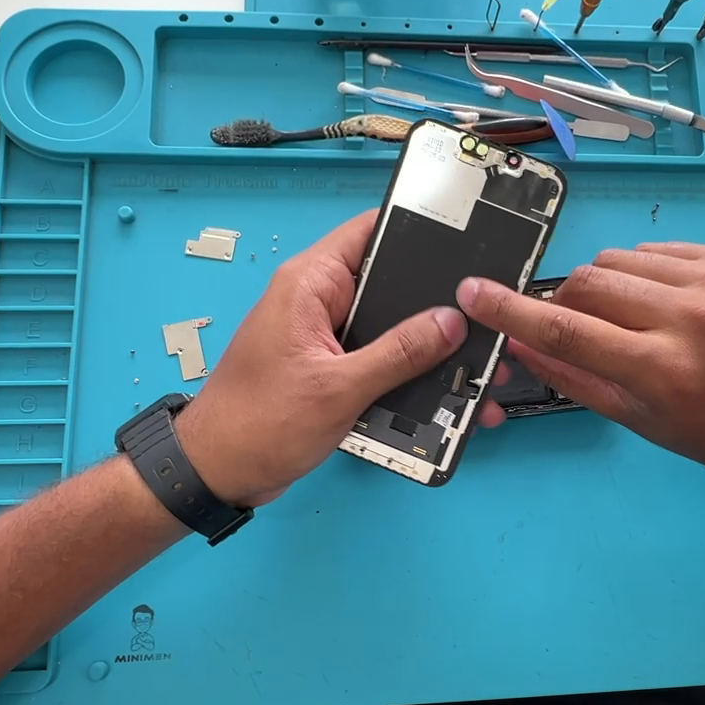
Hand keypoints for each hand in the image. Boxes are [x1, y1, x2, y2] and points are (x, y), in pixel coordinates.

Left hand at [175, 210, 504, 506]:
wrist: (220, 472)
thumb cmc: (260, 424)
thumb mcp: (339, 387)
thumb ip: (399, 353)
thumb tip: (450, 322)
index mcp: (310, 283)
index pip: (370, 231)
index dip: (419, 231)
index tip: (467, 245)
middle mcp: (318, 300)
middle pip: (388, 282)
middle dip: (433, 301)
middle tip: (484, 317)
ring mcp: (325, 335)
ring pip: (388, 324)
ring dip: (424, 343)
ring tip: (471, 362)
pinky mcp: (331, 366)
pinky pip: (378, 356)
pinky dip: (405, 370)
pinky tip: (440, 387)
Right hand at [456, 242, 704, 496]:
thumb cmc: (695, 426)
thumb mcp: (623, 412)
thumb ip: (565, 372)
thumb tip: (515, 339)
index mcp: (660, 368)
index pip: (567, 329)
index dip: (512, 310)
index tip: (475, 293)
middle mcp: (689, 318)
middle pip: (587, 283)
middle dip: (568, 303)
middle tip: (582, 328)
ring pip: (615, 260)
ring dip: (606, 288)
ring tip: (632, 319)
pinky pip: (652, 251)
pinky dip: (641, 274)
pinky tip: (660, 304)